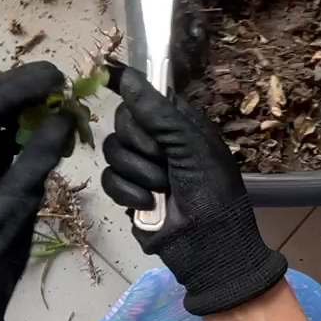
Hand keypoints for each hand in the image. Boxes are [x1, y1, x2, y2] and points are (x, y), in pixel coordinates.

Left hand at [0, 62, 75, 320]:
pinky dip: (23, 121)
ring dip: (20, 99)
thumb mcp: (18, 205)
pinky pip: (0, 132)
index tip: (55, 79)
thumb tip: (64, 116)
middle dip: (17, 84)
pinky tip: (48, 120)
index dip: (19, 87)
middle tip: (57, 78)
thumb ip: (38, 158)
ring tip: (56, 93)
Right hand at [101, 65, 286, 315]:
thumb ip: (156, 112)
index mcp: (177, 125)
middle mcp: (157, 141)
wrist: (208, 246)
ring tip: (162, 188)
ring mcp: (140, 167)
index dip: (134, 99)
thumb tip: (125, 75)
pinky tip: (149, 205)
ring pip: (112, 152)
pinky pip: (109, 180)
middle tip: (162, 159)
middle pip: (122, 123)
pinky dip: (129, 193)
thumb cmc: (211, 191)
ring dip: (138, 172)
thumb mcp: (189, 146)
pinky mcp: (126, 192)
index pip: (144, 98)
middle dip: (140, 144)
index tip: (110, 83)